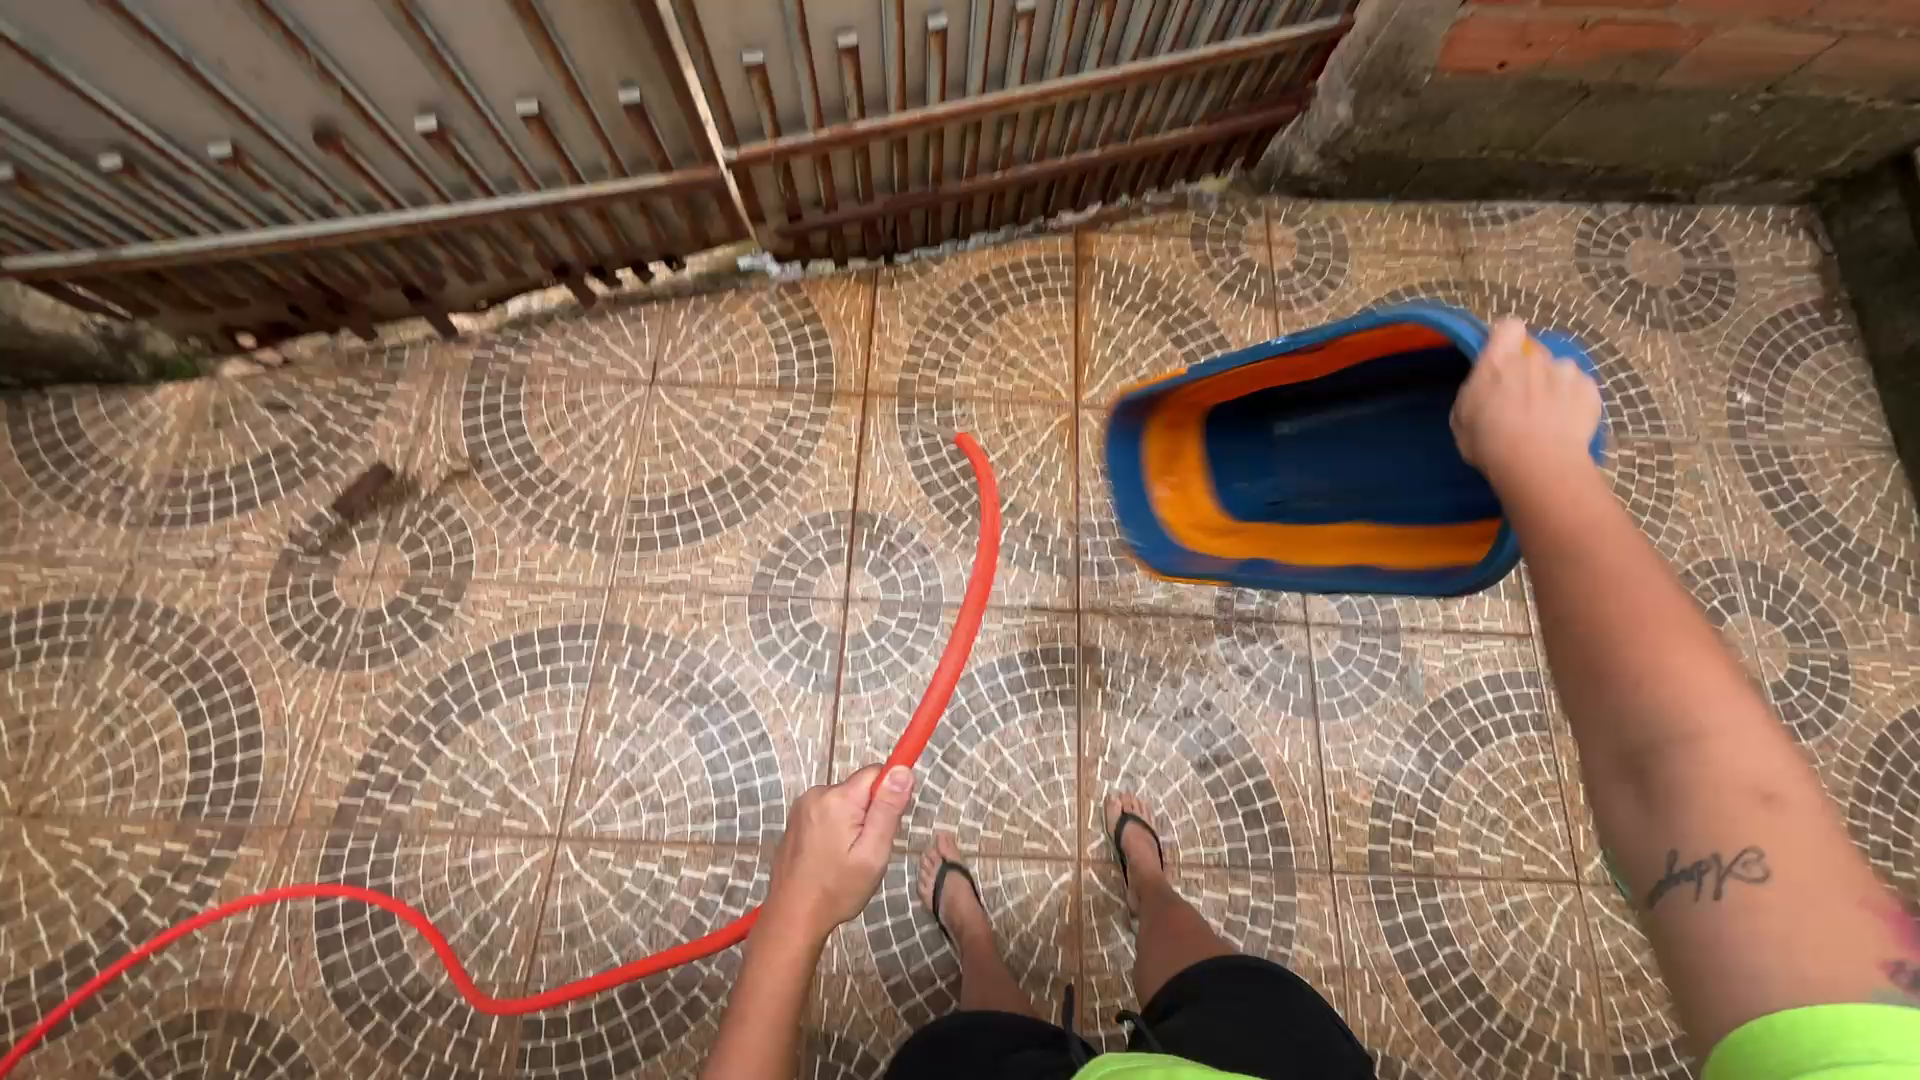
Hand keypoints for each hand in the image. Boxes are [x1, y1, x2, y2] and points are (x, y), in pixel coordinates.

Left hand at [763, 765, 915, 937]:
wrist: (792, 917)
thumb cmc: (837, 890)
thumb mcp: (872, 854)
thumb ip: (888, 810)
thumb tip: (902, 770)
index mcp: (838, 799)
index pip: (876, 773)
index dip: (887, 796)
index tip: (884, 826)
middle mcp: (817, 793)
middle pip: (860, 788)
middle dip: (870, 813)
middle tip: (866, 850)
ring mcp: (803, 805)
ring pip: (844, 800)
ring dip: (852, 822)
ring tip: (847, 857)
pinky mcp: (796, 818)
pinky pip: (828, 810)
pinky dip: (835, 827)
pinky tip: (831, 856)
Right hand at [1451, 317, 1602, 485]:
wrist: (1538, 464)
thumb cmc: (1489, 442)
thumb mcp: (1461, 417)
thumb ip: (1475, 390)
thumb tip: (1486, 385)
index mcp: (1498, 363)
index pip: (1508, 327)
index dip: (1505, 338)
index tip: (1500, 356)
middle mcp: (1534, 359)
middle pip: (1533, 352)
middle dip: (1527, 369)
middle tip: (1519, 398)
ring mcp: (1566, 372)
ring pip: (1558, 369)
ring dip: (1551, 383)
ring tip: (1545, 413)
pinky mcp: (1590, 389)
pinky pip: (1579, 386)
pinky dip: (1572, 399)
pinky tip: (1563, 421)